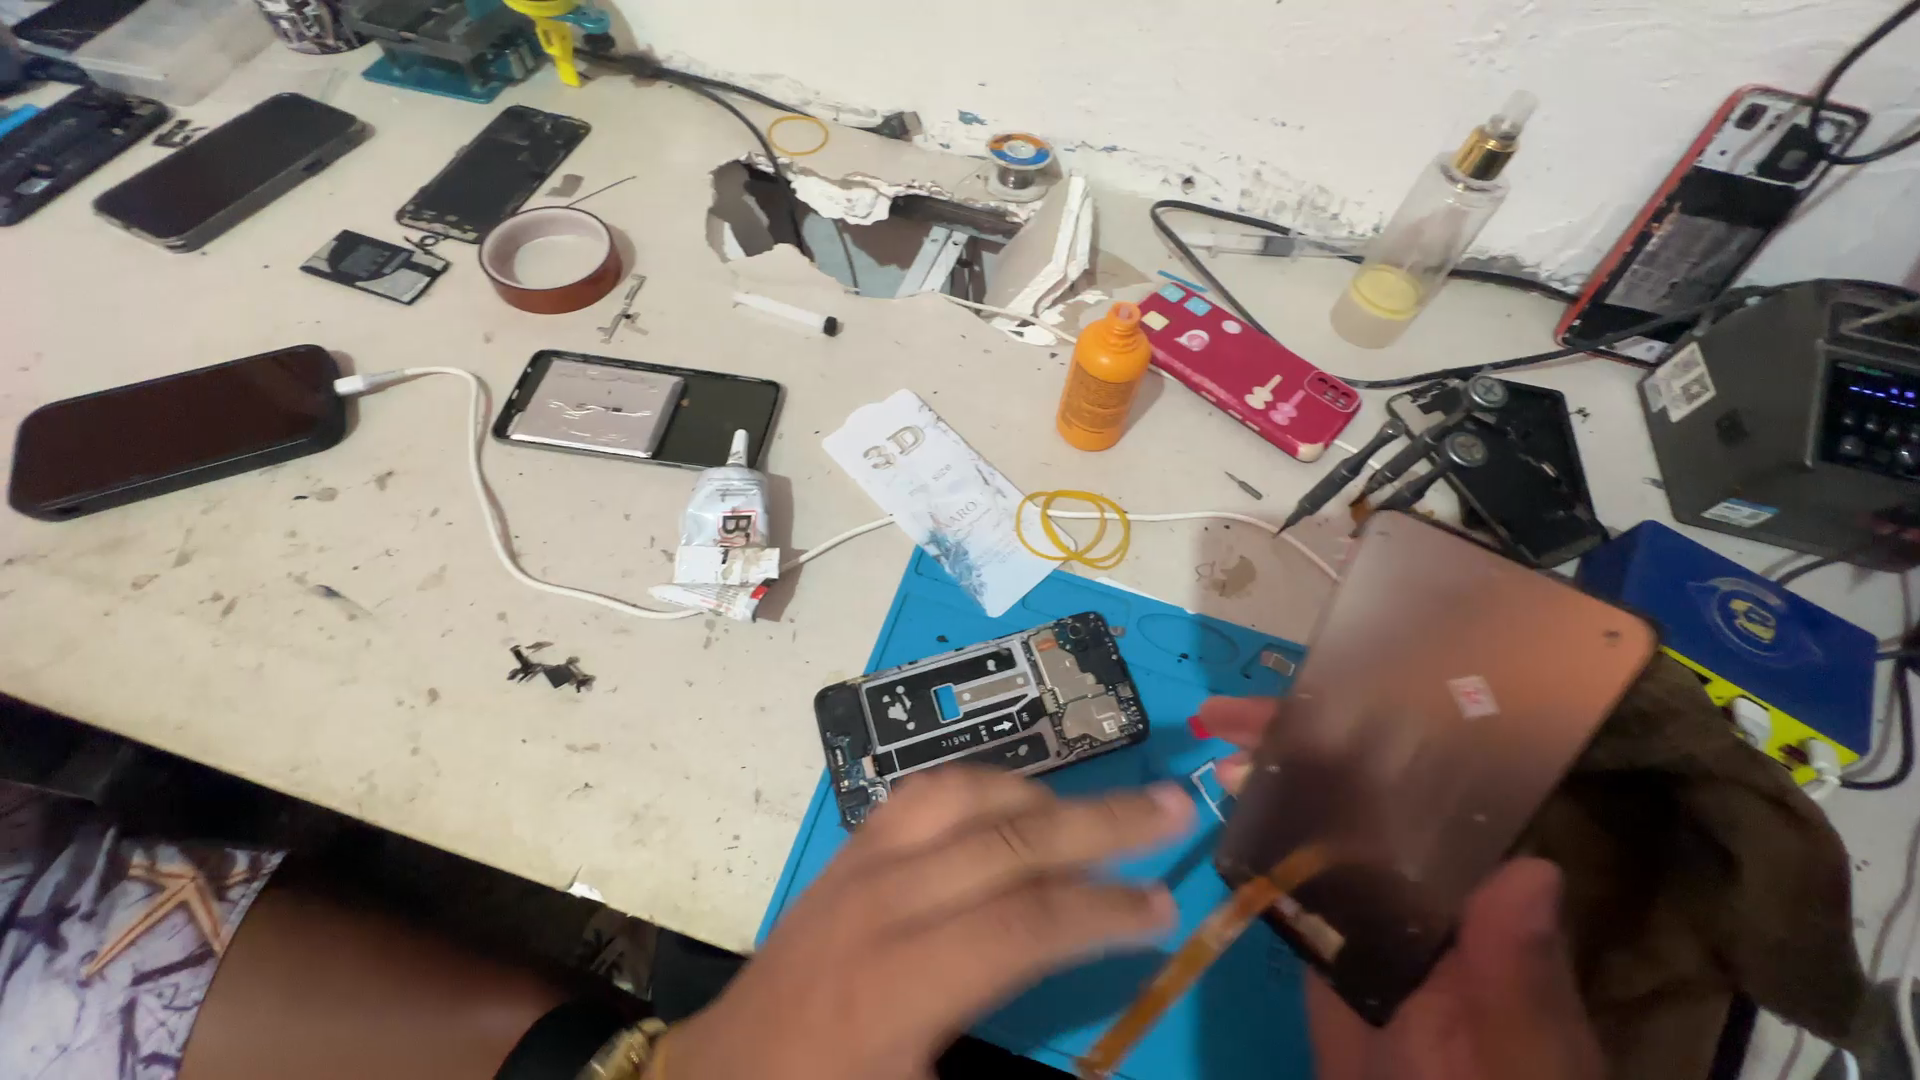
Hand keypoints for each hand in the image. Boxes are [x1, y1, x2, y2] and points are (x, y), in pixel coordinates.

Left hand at [666, 766, 1193, 1079]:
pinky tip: (1016, 802)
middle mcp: (880, 902)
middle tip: (1172, 808)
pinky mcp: (847, 851)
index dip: (1105, 911)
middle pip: (1009, 839)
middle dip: (1102, 823)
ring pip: (963, 794)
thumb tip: (1091, 1037)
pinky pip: (922, 792)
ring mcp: (857, 864)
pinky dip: (983, 785)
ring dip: (1040, 794)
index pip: (1025, 923)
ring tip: (1099, 811)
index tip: (1164, 907)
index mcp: (896, 985)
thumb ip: (1004, 1056)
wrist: (718, 1078)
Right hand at [1193, 696, 1604, 1079]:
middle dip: (1291, 740)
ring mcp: (1361, 904)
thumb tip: (1530, 870)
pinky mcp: (1320, 934)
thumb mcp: (1517, 1043)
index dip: (1366, 731)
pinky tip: (1222, 802)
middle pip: (1352, 789)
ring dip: (1267, 776)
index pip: (1420, 787)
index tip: (1311, 699)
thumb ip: (1517, 969)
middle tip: (1224, 716)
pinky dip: (1254, 832)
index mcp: (1470, 885)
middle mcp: (1414, 878)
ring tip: (1216, 745)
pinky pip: (1285, 871)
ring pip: (1311, 820)